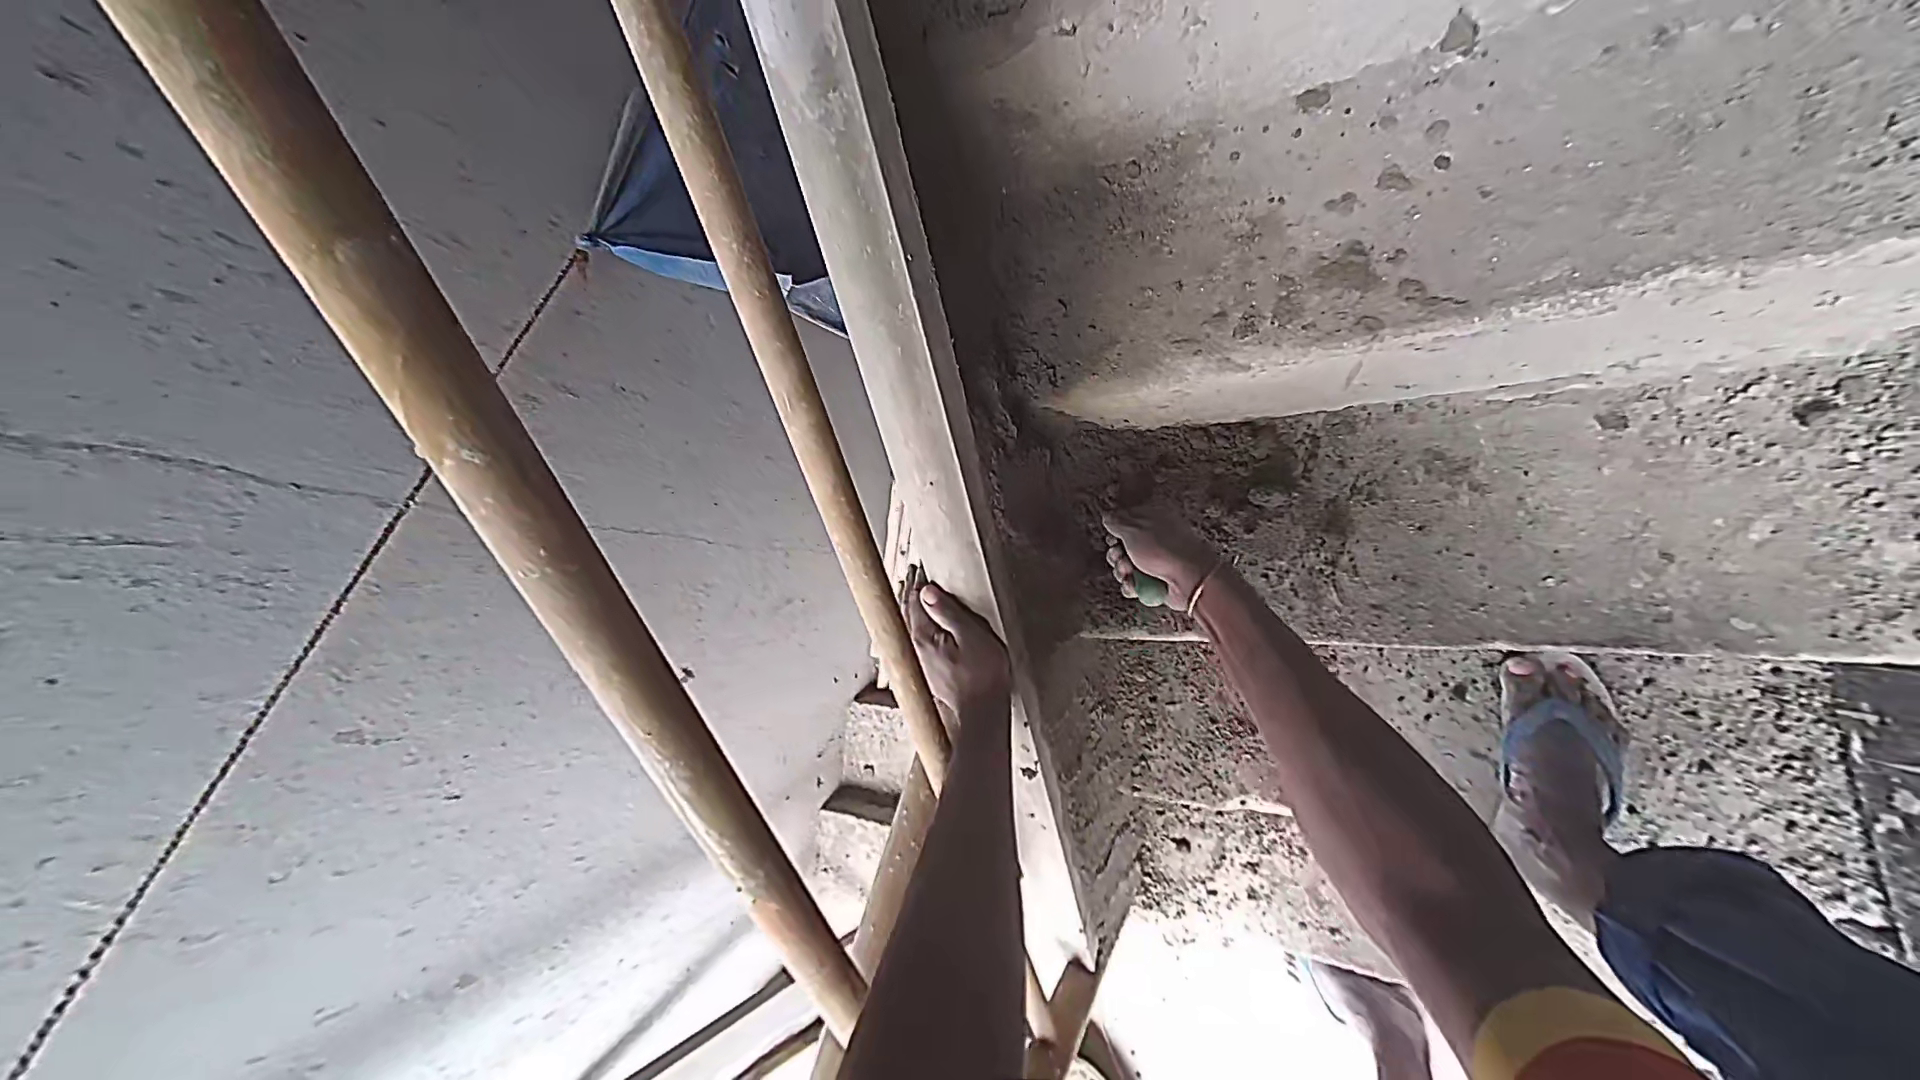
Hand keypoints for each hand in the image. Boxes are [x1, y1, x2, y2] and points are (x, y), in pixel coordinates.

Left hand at [903, 566, 1009, 712]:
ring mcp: (919, 662)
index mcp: (922, 637)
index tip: (919, 569)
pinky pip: (915, 640)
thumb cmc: (982, 678)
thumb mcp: (973, 637)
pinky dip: (917, 625)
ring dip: (911, 610)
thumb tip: (928, 592)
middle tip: (913, 576)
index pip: (914, 601)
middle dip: (909, 594)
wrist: (981, 715)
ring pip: (909, 627)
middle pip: (906, 614)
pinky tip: (924, 626)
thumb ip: (949, 613)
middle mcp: (914, 649)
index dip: (917, 583)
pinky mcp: (926, 671)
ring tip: (916, 596)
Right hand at [1102, 507, 1222, 610]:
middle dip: (1116, 554)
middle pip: (1123, 546)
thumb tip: (1108, 516)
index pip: (1126, 521)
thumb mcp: (1133, 528)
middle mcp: (1155, 539)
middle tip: (1119, 556)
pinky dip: (1131, 586)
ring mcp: (1156, 561)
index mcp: (1153, 519)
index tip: (1112, 538)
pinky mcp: (1156, 581)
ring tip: (1129, 572)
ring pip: (1126, 566)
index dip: (1114, 531)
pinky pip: (1135, 584)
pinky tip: (1134, 585)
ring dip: (1121, 571)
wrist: (1190, 579)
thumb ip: (1116, 520)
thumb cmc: (1164, 549)